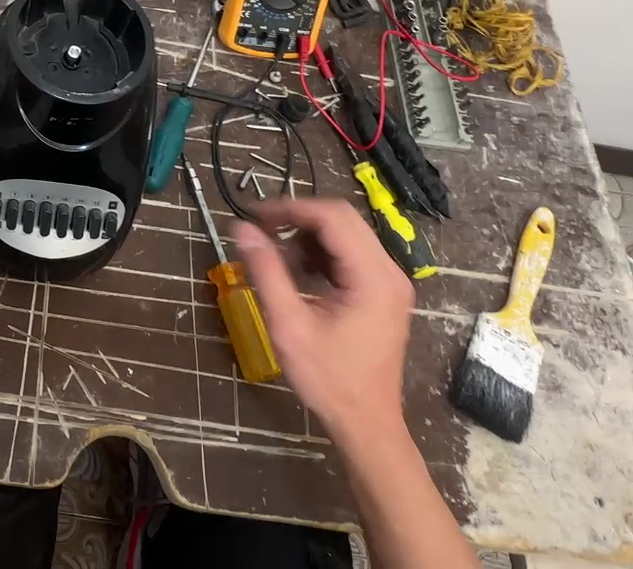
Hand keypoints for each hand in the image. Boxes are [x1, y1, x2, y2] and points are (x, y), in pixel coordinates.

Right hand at [231, 198, 415, 440]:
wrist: (366, 423)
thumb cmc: (328, 379)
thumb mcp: (288, 325)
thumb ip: (266, 272)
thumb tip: (242, 229)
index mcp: (373, 276)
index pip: (332, 217)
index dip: (290, 208)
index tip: (253, 216)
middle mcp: (389, 270)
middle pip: (342, 219)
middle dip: (297, 218)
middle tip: (260, 231)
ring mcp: (390, 281)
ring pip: (346, 233)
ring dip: (308, 236)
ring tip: (277, 259)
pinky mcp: (383, 291)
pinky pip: (351, 253)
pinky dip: (321, 252)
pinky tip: (299, 273)